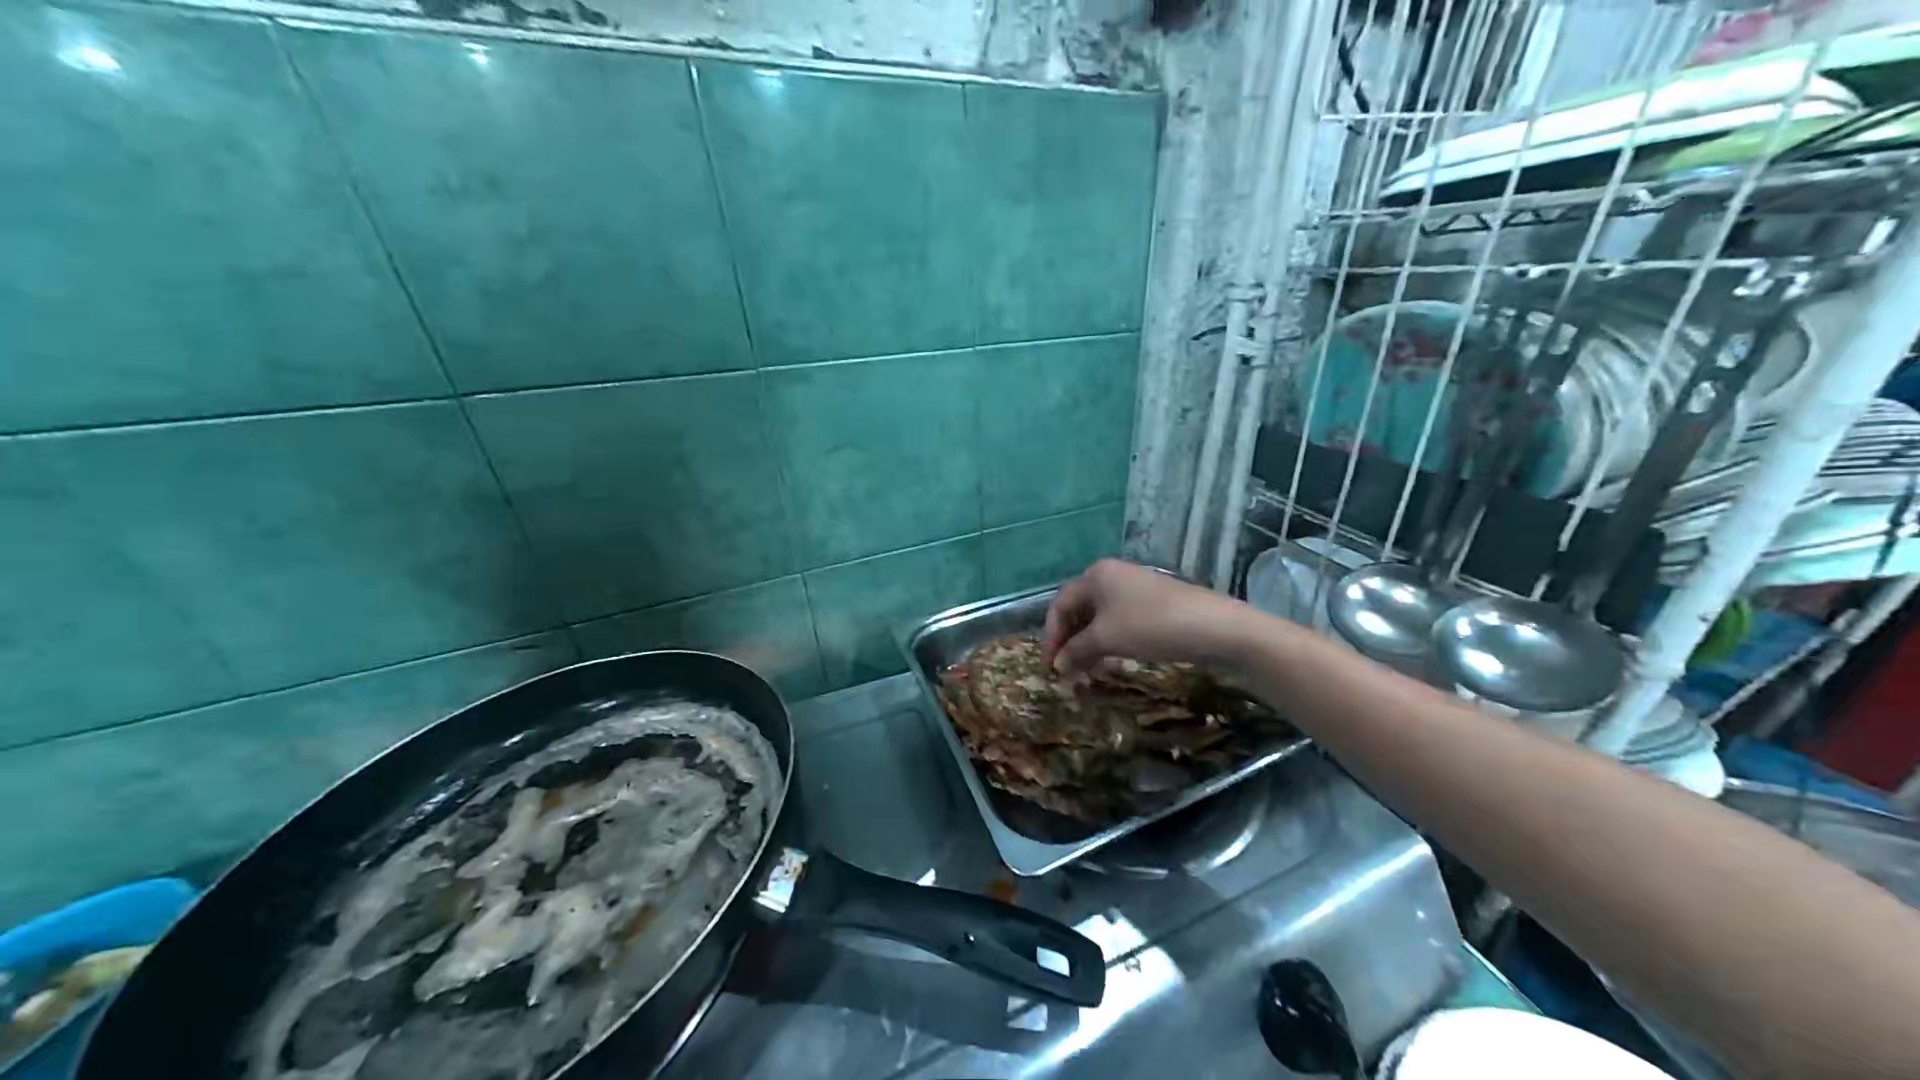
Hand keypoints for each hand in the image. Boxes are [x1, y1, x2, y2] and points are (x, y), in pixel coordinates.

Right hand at [1042, 559, 1262, 674]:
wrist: (1214, 626)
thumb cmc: (1150, 626)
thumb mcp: (1106, 639)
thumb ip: (1076, 650)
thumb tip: (1057, 666)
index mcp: (1095, 575)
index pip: (1059, 605)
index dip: (1051, 636)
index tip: (1049, 666)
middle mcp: (1111, 575)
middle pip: (1078, 608)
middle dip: (1068, 639)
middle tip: (1064, 670)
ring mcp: (1134, 587)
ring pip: (1099, 616)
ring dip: (1087, 642)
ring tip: (1084, 670)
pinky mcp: (1152, 602)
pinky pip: (1118, 619)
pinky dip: (1108, 639)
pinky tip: (1109, 658)